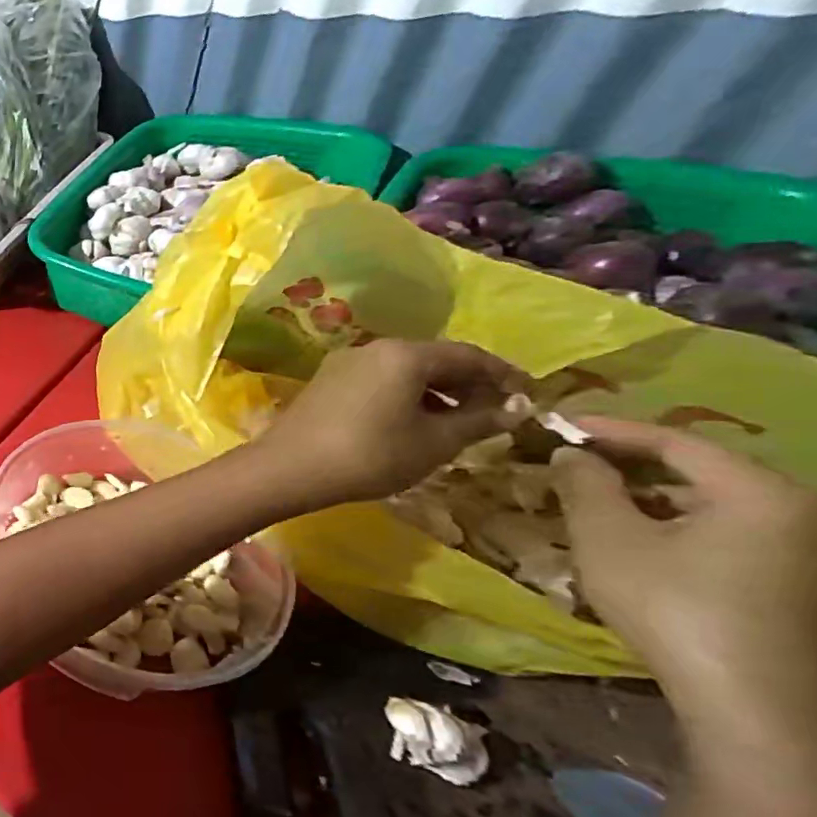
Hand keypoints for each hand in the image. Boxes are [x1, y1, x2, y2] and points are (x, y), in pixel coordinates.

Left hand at [252, 339, 528, 511]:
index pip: (468, 355)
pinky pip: (377, 381)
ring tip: (458, 424)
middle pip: (433, 359)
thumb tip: (516, 407)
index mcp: (404, 354)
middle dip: (468, 384)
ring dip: (436, 392)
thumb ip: (479, 421)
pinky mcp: (325, 382)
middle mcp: (372, 348)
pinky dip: (404, 396)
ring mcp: (343, 364)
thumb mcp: (435, 442)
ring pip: (403, 371)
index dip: (502, 375)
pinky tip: (413, 424)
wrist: (289, 467)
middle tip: (494, 414)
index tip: (527, 397)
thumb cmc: (370, 454)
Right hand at [551, 418, 816, 700]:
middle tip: (581, 464)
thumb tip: (574, 454)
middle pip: (711, 472)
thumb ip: (586, 485)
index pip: (678, 442)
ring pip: (730, 507)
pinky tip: (657, 544)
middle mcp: (816, 513)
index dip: (612, 430)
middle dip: (638, 466)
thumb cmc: (675, 609)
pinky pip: (751, 536)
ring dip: (666, 499)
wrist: (760, 711)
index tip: (561, 425)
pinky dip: (697, 528)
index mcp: (767, 492)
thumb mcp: (608, 539)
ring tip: (609, 503)